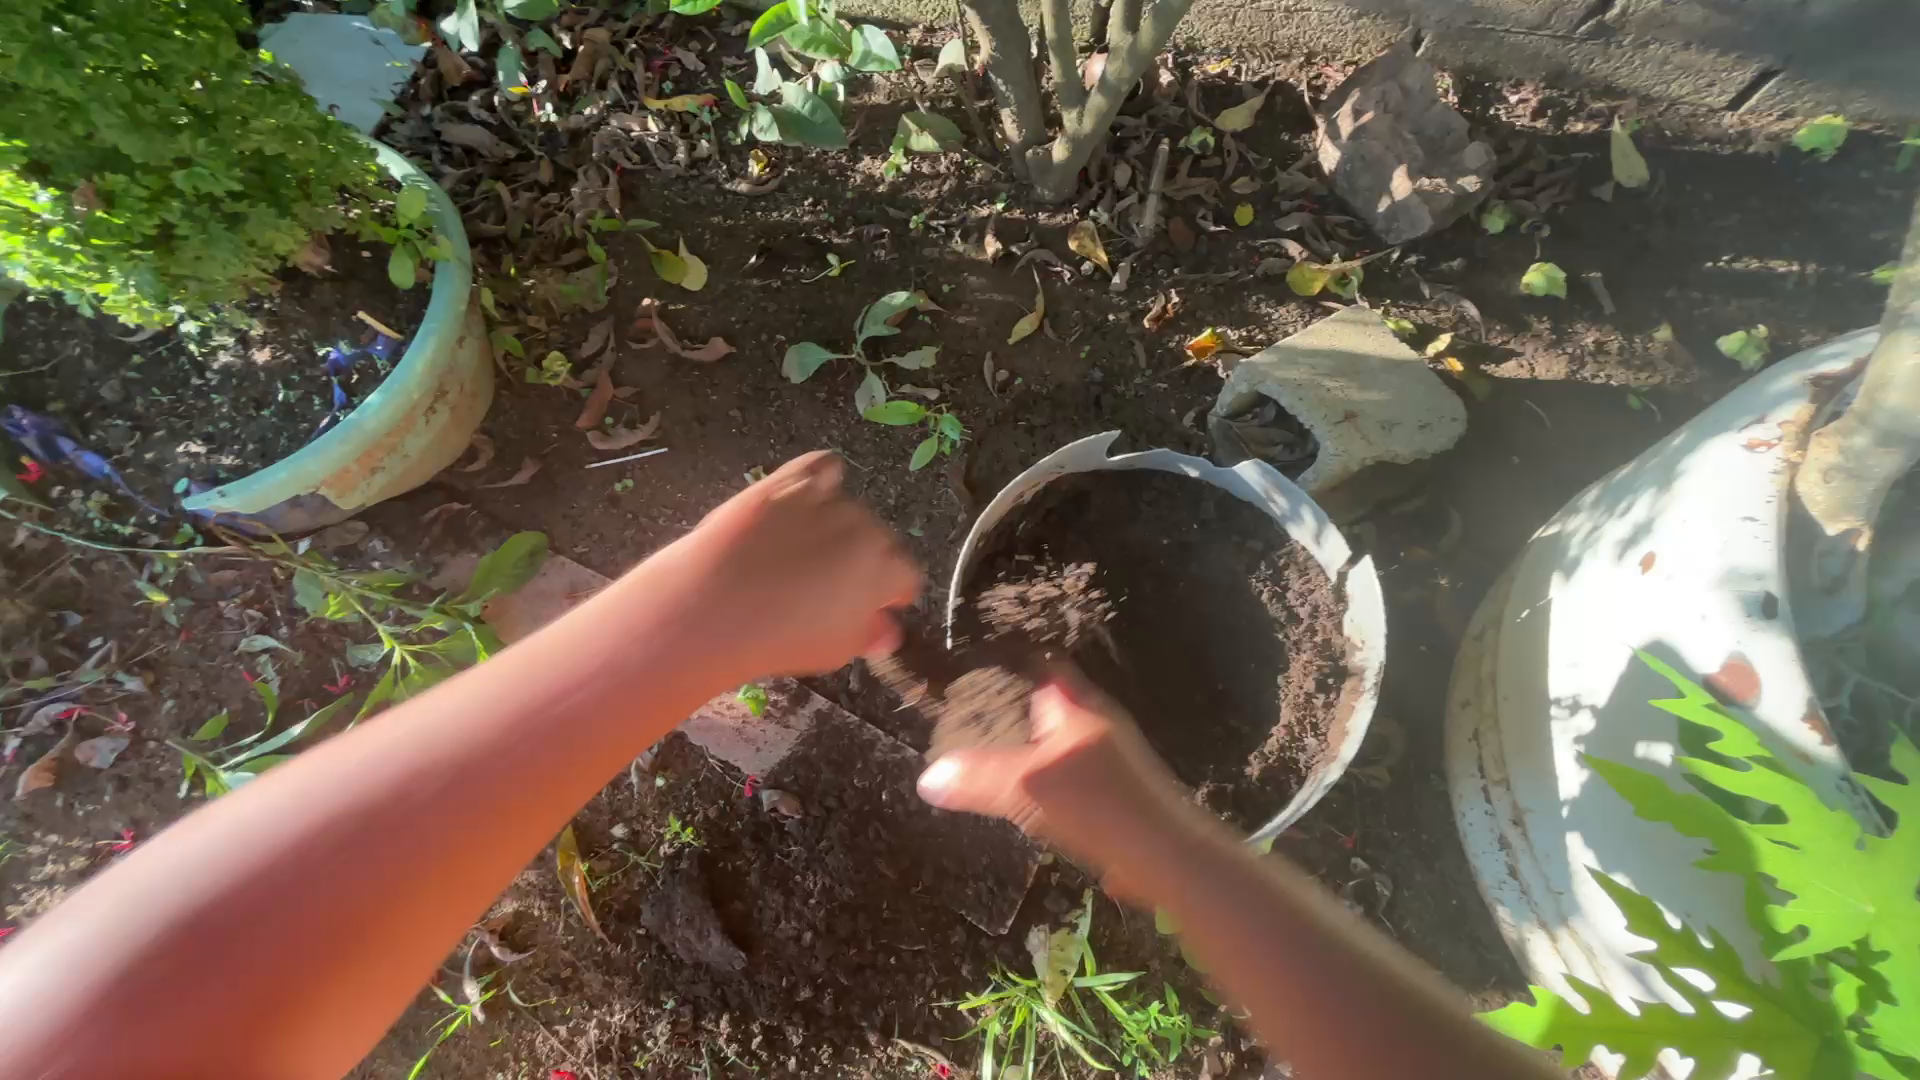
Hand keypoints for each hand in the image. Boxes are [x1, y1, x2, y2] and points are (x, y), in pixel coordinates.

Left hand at [643, 451, 921, 680]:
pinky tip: (808, 496)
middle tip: (833, 584)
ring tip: (805, 550)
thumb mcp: (836, 650)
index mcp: (886, 571)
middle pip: (880, 541)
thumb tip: (887, 628)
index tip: (876, 604)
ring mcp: (830, 502)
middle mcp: (867, 530)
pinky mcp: (792, 482)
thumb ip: (871, 634)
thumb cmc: (781, 639)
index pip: (907, 576)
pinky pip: (823, 468)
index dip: (892, 592)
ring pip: (850, 509)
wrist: (714, 605)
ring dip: (839, 527)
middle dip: (865, 560)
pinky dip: (821, 481)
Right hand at [915, 667, 1203, 900]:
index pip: (1041, 662)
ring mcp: (1105, 754)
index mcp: (1077, 703)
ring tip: (983, 747)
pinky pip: (1064, 768)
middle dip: (1010, 704)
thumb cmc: (1100, 803)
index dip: (1008, 658)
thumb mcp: (1027, 787)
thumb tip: (928, 777)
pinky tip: (1018, 789)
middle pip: (1045, 699)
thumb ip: (978, 779)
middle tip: (966, 711)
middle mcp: (1094, 719)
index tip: (970, 665)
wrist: (1166, 856)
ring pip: (1055, 735)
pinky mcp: (1110, 789)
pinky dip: (1040, 772)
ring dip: (1025, 741)